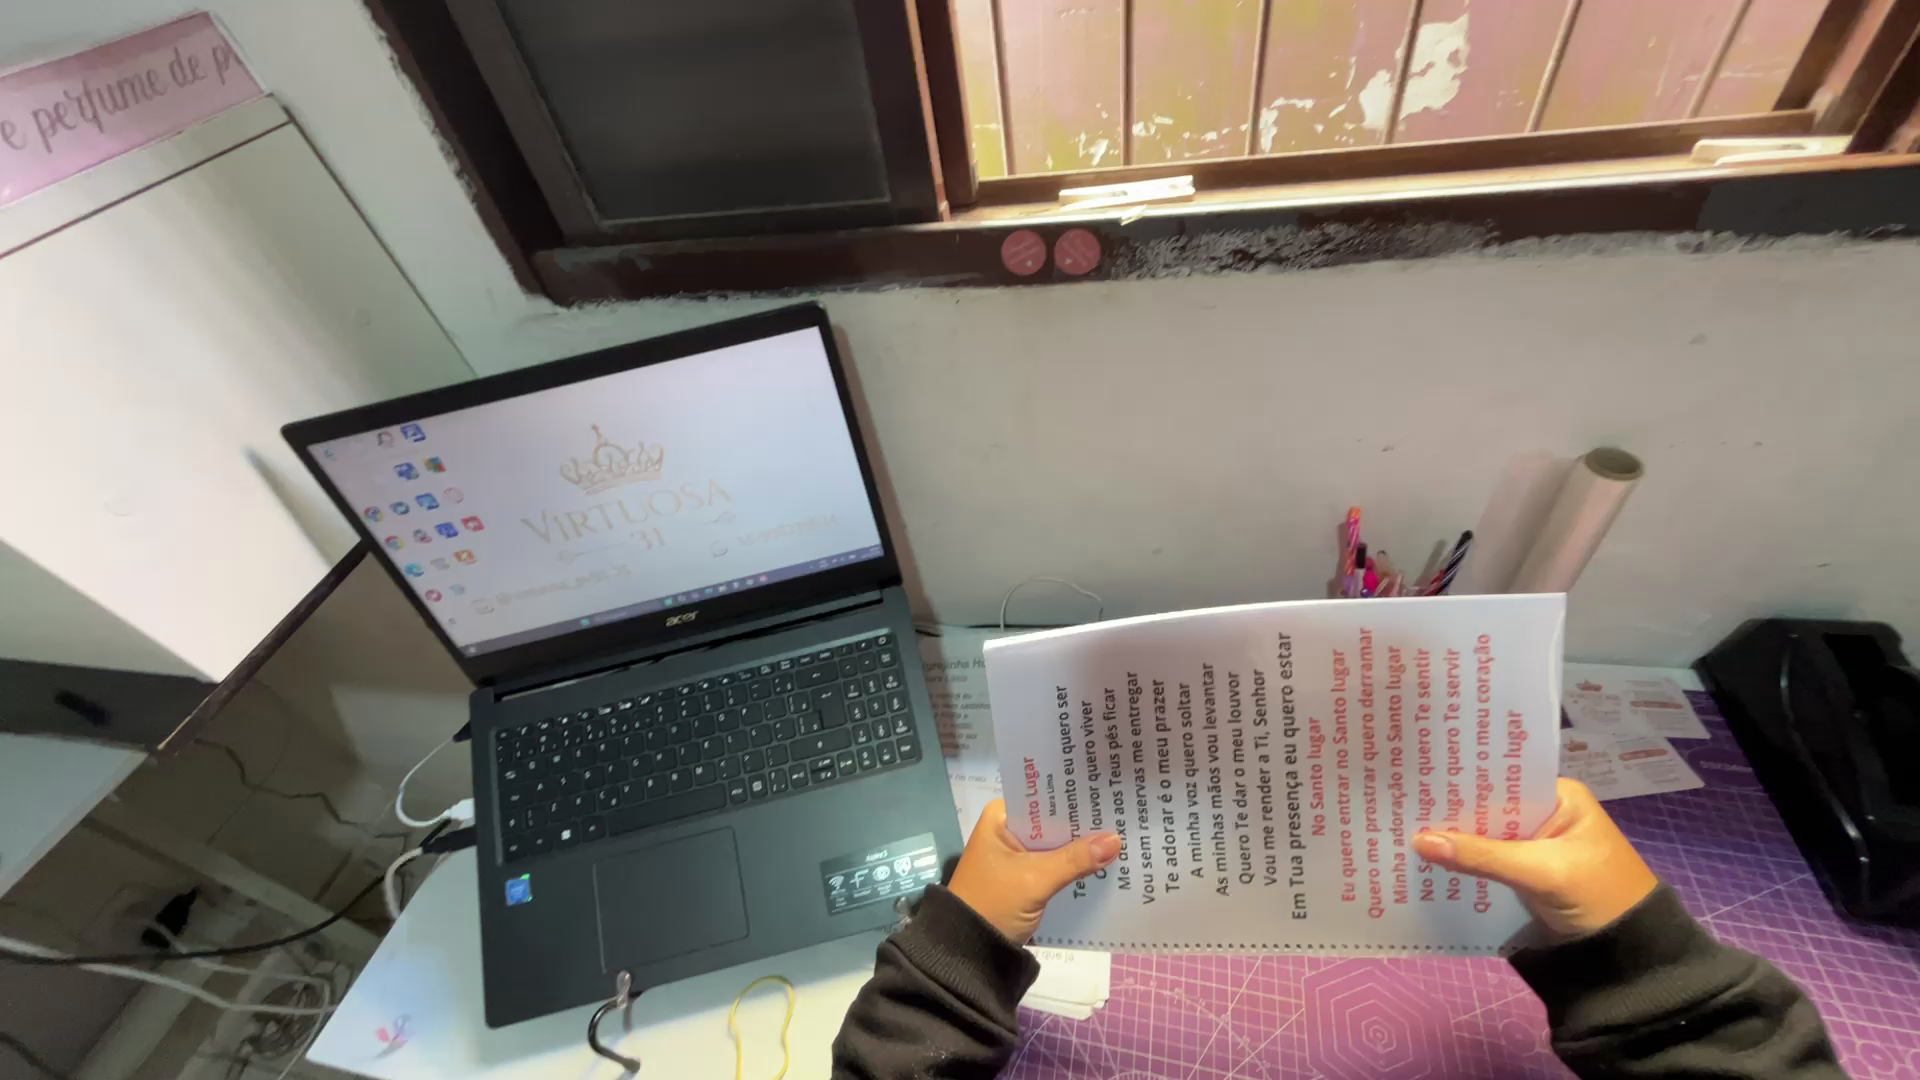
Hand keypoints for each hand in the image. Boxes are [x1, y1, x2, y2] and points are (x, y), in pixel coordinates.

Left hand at [946, 799, 1122, 943]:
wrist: (969, 953)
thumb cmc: (994, 904)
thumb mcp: (1035, 879)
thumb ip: (1074, 859)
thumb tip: (1115, 839)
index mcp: (1001, 816)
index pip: (1043, 798)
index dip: (1074, 798)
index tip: (1107, 794)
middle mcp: (1009, 829)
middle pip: (1052, 821)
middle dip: (1082, 824)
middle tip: (1124, 815)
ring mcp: (1018, 854)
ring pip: (1057, 844)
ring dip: (1082, 846)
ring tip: (1124, 836)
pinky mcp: (1026, 877)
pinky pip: (1056, 864)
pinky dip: (1075, 866)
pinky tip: (1105, 864)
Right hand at [1410, 777, 1657, 938]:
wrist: (1637, 961)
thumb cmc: (1602, 899)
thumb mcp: (1543, 873)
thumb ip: (1482, 856)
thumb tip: (1418, 841)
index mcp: (1559, 796)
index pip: (1500, 778)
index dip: (1460, 779)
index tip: (1418, 777)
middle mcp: (1544, 811)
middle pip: (1487, 804)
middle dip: (1451, 809)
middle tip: (1402, 801)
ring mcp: (1533, 840)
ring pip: (1483, 831)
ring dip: (1453, 835)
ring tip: (1404, 824)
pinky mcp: (1524, 867)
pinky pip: (1485, 854)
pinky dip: (1463, 857)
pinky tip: (1428, 854)